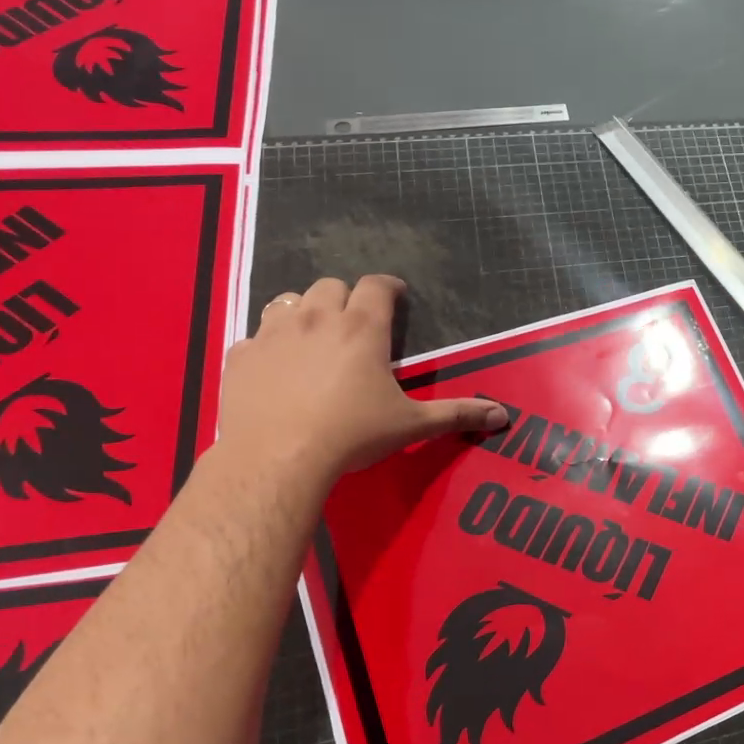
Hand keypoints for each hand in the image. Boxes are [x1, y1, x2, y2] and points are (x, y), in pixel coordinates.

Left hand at [215, 276, 509, 485]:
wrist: (277, 457)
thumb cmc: (354, 434)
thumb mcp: (413, 424)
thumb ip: (457, 414)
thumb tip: (502, 415)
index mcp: (362, 329)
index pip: (376, 286)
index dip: (389, 287)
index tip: (396, 295)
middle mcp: (316, 319)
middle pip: (330, 286)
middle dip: (346, 297)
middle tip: (357, 323)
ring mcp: (272, 334)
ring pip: (288, 300)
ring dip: (304, 310)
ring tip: (314, 336)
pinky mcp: (240, 356)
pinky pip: (255, 336)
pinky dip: (269, 344)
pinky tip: (278, 367)